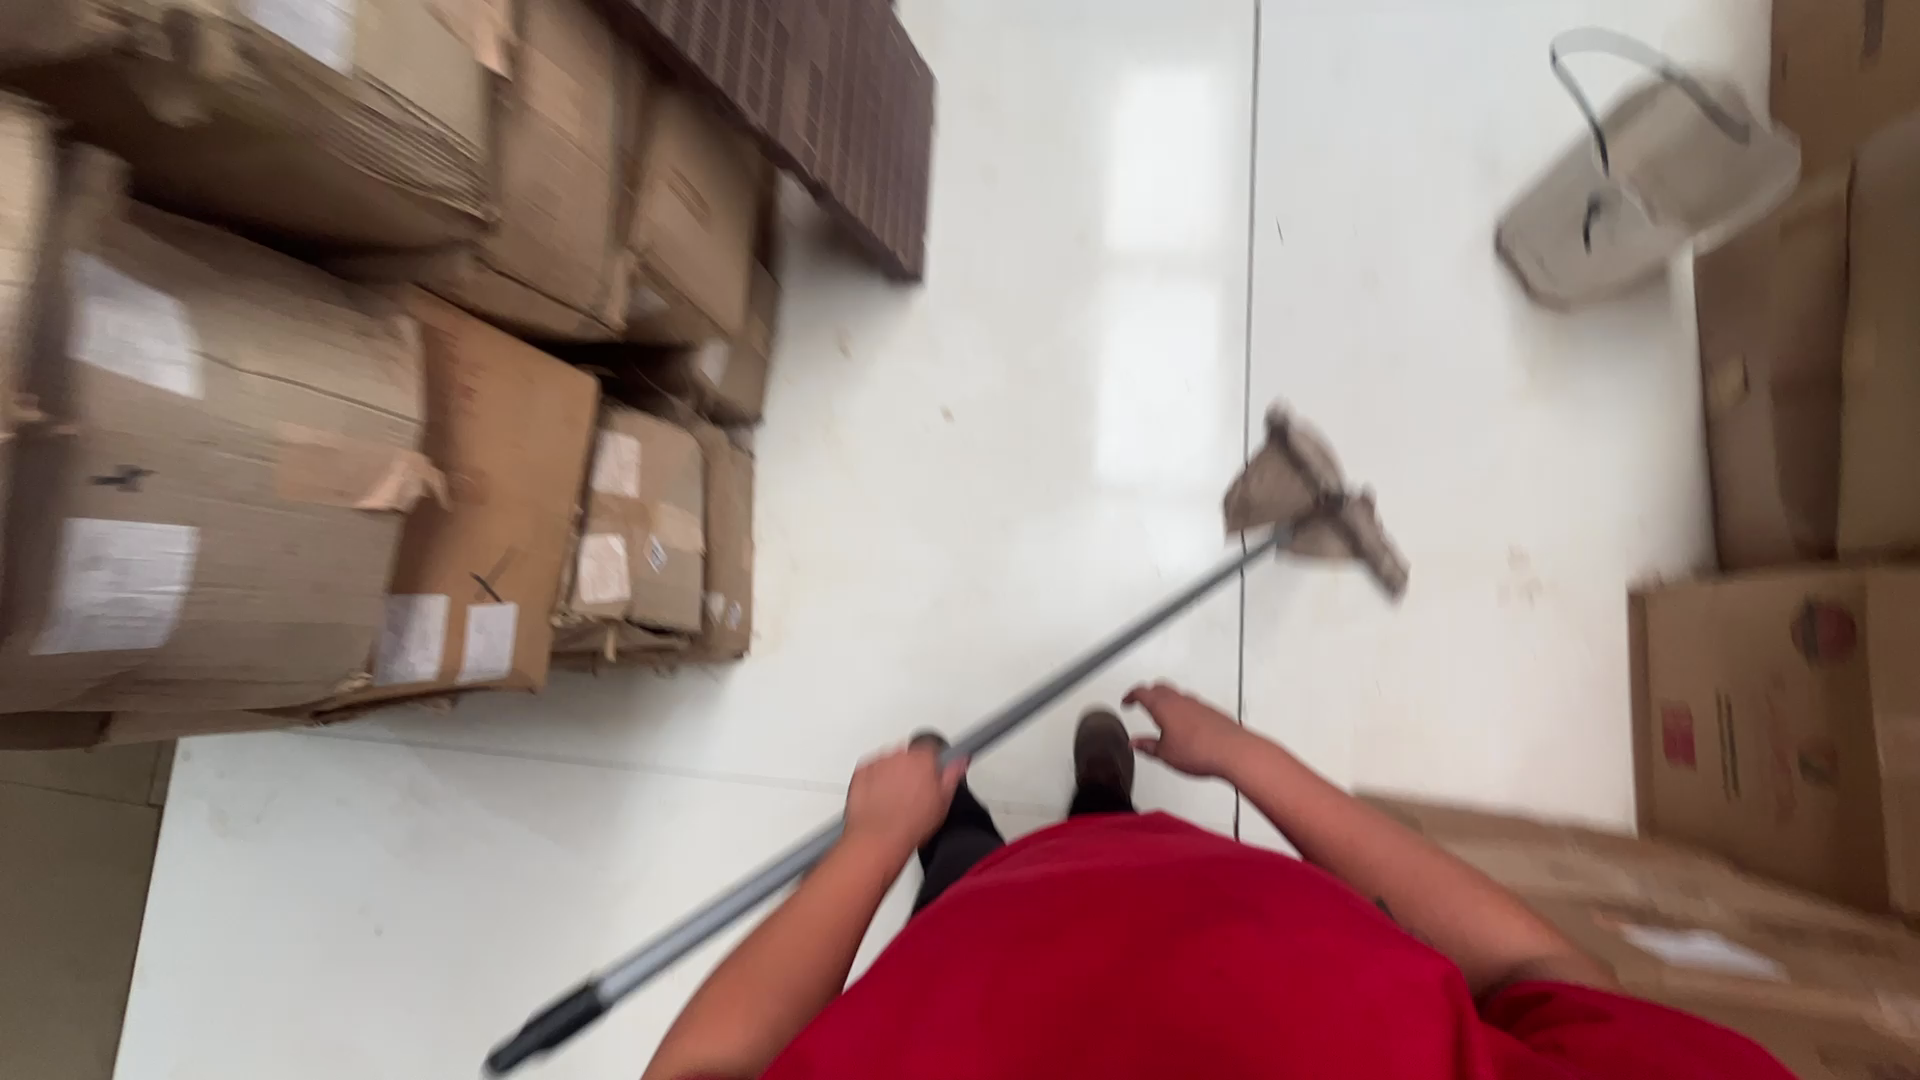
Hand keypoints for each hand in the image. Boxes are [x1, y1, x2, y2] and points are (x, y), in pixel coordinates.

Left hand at [843, 744, 966, 856]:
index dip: (933, 762)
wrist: (878, 838)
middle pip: (909, 754)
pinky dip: (875, 779)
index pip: (932, 748)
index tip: (932, 772)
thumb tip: (959, 761)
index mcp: (923, 758)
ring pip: (889, 761)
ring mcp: (879, 762)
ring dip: (892, 773)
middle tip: (913, 791)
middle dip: (911, 769)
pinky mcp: (862, 771)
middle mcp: (900, 755)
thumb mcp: (943, 802)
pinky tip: (880, 797)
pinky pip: (871, 769)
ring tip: (895, 798)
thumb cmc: (908, 824)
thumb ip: (953, 774)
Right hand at [1123, 683, 1252, 778]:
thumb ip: (1147, 746)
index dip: (1131, 695)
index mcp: (1163, 706)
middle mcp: (1180, 700)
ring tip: (1163, 713)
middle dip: (1148, 692)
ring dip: (1167, 699)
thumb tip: (1135, 743)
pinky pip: (1193, 704)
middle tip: (1141, 700)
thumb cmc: (1200, 750)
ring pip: (1177, 694)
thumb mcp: (1165, 754)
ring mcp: (1198, 704)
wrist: (1234, 752)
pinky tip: (1185, 724)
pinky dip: (1184, 708)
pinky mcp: (1212, 711)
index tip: (1127, 701)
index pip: (1141, 692)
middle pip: (1159, 686)